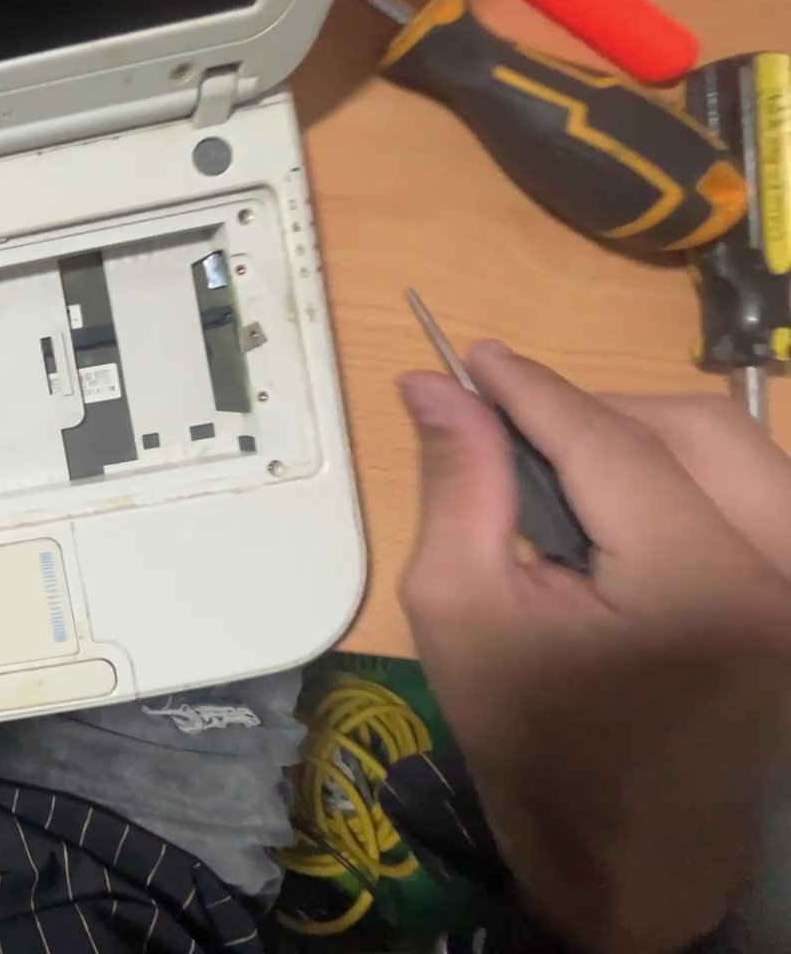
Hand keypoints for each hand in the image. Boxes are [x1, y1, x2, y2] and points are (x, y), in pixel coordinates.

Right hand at [399, 342, 790, 953]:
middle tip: (501, 419)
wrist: (618, 836)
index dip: (531, 388)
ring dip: (643, 433)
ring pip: (751, 451)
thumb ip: (459, 484)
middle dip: (588, 406)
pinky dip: (692, 471)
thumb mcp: (455, 599)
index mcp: (698, 587)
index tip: (468, 355)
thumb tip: (434, 391)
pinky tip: (625, 498)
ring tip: (555, 457)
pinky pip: (771, 495)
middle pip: (699, 430)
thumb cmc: (516, 724)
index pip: (609, 445)